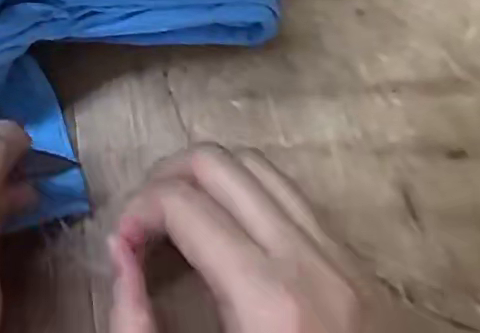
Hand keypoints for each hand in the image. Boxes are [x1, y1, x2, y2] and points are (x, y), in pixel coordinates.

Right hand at [109, 145, 363, 332]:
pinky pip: (289, 193)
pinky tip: (231, 230)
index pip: (178, 201)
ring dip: (206, 178)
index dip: (134, 210)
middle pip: (213, 162)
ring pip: (253, 164)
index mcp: (270, 299)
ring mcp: (343, 258)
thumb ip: (138, 322)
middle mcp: (309, 260)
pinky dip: (246, 193)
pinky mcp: (361, 266)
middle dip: (163, 179)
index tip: (123, 244)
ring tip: (184, 216)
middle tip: (146, 220)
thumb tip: (118, 250)